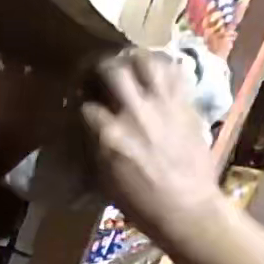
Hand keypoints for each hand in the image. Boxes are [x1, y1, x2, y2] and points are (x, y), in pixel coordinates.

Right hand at [79, 49, 226, 250]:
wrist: (184, 206)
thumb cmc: (137, 199)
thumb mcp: (101, 174)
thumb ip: (95, 143)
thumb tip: (89, 124)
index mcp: (108, 135)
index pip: (85, 104)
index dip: (78, 100)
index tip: (76, 100)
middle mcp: (135, 113)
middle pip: (113, 71)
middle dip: (100, 67)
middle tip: (95, 70)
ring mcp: (164, 105)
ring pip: (148, 62)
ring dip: (134, 58)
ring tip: (127, 61)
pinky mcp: (187, 105)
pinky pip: (175, 73)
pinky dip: (163, 66)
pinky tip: (155, 70)